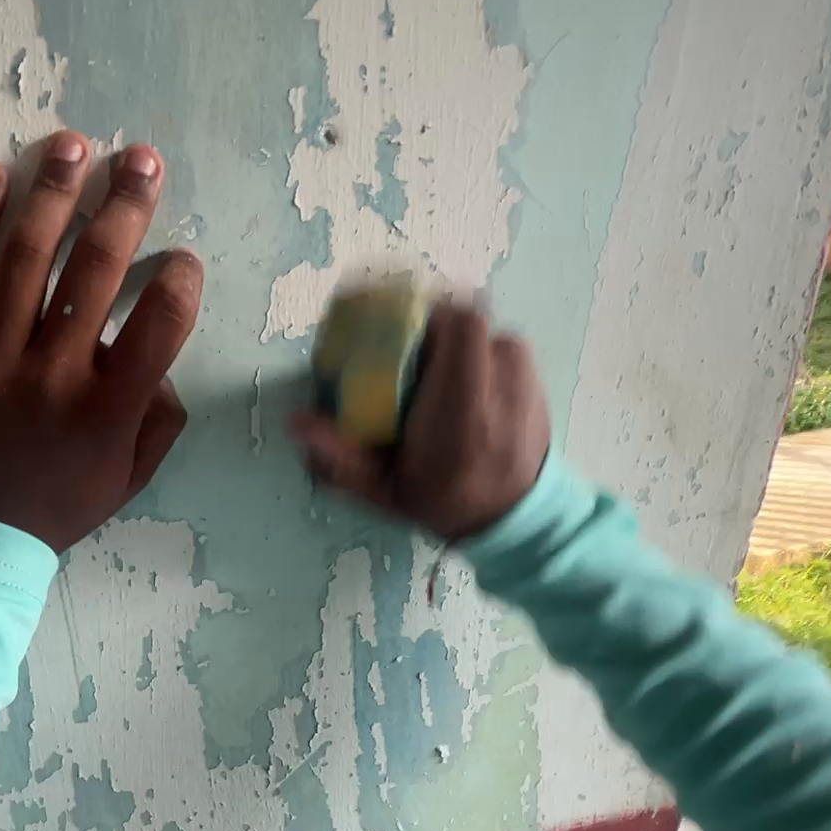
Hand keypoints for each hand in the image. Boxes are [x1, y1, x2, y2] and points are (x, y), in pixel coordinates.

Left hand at [0, 131, 203, 552]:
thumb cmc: (59, 507)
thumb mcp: (129, 479)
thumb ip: (159, 422)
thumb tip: (164, 366)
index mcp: (107, 411)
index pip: (159, 327)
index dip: (181, 281)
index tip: (184, 262)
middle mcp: (54, 377)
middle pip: (94, 274)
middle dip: (125, 207)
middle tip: (142, 161)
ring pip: (23, 261)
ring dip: (51, 195)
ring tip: (72, 146)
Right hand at [291, 301, 549, 540]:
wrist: (514, 517)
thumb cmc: (441, 500)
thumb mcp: (382, 489)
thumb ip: (340, 458)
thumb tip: (296, 422)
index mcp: (467, 407)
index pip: (458, 323)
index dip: (419, 314)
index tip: (386, 332)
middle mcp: (505, 379)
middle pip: (462, 318)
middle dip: (424, 331)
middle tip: (398, 359)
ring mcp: (526, 374)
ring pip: (477, 331)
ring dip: (446, 345)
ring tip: (425, 377)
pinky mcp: (533, 374)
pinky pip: (493, 345)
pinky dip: (470, 356)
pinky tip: (454, 387)